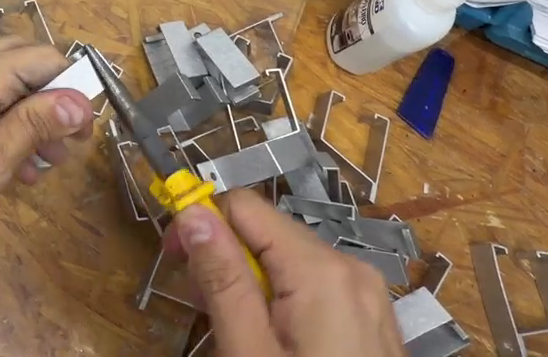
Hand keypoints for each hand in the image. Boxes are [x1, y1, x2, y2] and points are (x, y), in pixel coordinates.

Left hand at [0, 37, 94, 242]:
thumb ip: (37, 125)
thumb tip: (81, 100)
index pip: (46, 57)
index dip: (74, 89)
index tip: (83, 133)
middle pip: (27, 64)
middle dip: (53, 102)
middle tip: (63, 150)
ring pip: (6, 83)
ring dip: (31, 117)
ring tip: (39, 167)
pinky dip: (4, 122)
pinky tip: (11, 166)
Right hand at [169, 190, 404, 355]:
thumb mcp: (249, 353)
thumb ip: (221, 277)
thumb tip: (191, 210)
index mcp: (320, 269)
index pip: (242, 206)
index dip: (199, 223)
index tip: (175, 260)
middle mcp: (350, 269)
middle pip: (263, 229)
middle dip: (224, 256)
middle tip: (203, 307)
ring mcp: (368, 297)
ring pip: (284, 257)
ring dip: (248, 280)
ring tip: (236, 331)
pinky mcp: (372, 321)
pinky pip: (311, 285)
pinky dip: (280, 300)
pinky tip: (273, 342)